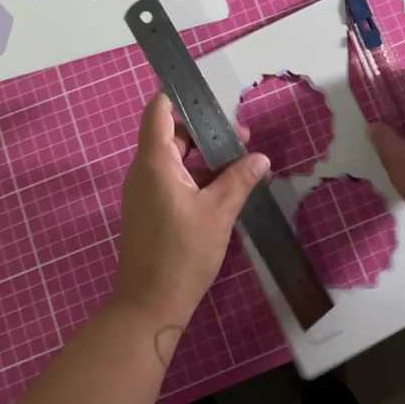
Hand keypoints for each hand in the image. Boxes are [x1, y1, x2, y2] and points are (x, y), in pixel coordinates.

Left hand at [114, 94, 269, 325]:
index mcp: (155, 161)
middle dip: (205, 131)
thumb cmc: (182, 254)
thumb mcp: (218, 214)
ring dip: (203, 156)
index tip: (210, 97)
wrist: (149, 306)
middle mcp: (144, 169)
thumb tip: (260, 157)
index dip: (180, 97)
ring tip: (240, 161)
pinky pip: (171, 177)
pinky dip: (195, 175)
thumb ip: (239, 180)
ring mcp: (144, 190)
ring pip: (174, 157)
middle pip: (170, 132)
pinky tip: (224, 187)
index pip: (159, 110)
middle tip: (241, 136)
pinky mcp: (149, 208)